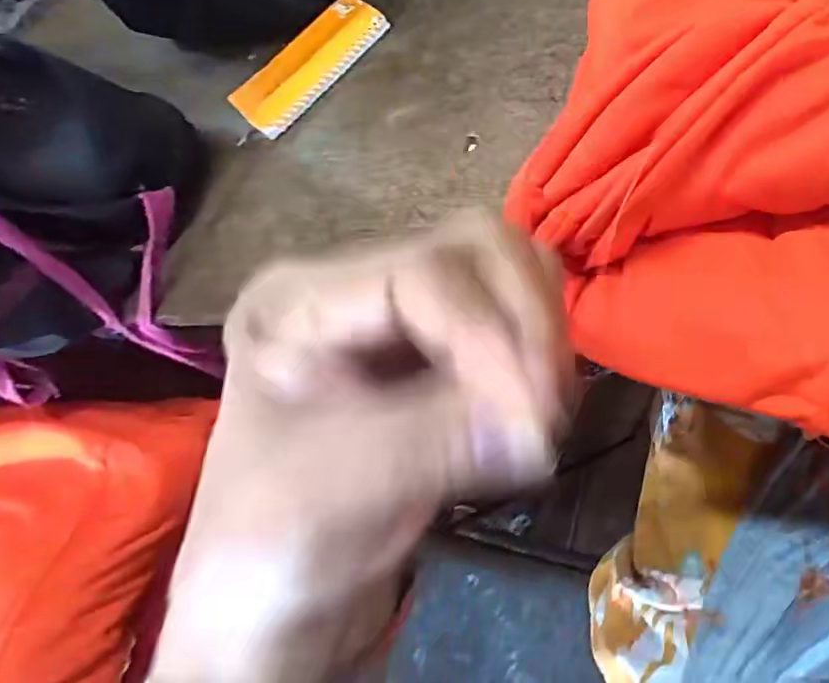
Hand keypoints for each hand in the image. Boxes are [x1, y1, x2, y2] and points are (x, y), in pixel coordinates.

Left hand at [152, 212, 574, 682]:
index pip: (424, 275)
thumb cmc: (277, 545)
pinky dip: (551, 342)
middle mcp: (364, 277)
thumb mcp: (335, 494)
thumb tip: (536, 420)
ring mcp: (417, 295)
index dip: (488, 333)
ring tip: (548, 406)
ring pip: (520, 263)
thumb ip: (435, 441)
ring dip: (548, 329)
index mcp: (300, 302)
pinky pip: (533, 298)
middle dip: (531, 317)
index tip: (532, 414)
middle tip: (551, 401)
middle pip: (483, 246)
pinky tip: (544, 399)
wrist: (288, 582)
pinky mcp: (462, 319)